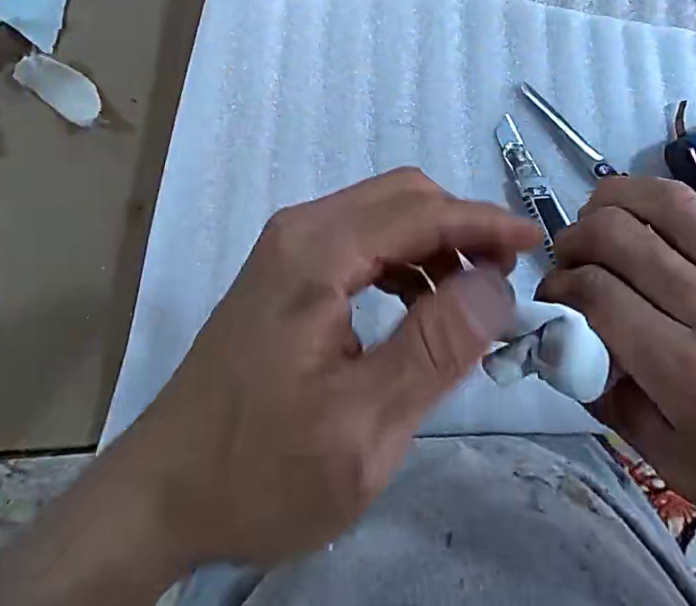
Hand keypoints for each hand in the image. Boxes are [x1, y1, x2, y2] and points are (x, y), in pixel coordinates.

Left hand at [0, 169, 537, 604]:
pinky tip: (421, 310)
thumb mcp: (362, 427)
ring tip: (471, 299)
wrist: (159, 498)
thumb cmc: (258, 471)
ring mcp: (290, 249)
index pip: (423, 212)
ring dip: (438, 244)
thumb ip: (436, 347)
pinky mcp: (287, 272)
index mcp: (317, 254)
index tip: (537, 241)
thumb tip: (496, 282)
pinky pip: (364, 241)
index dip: (486, 223)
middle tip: (503, 278)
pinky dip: (408, 261)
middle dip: (464, 227)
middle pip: (405, 198)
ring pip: (387, 215)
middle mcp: (302, 231)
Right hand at [539, 177, 695, 605]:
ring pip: (667, 201)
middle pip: (620, 233)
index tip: (553, 300)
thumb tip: (572, 352)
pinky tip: (656, 221)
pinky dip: (670, 203)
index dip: (559, 288)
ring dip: (618, 197)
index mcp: (685, 370)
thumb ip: (616, 403)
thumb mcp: (683, 468)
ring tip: (599, 216)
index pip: (596, 293)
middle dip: (576, 236)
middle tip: (568, 257)